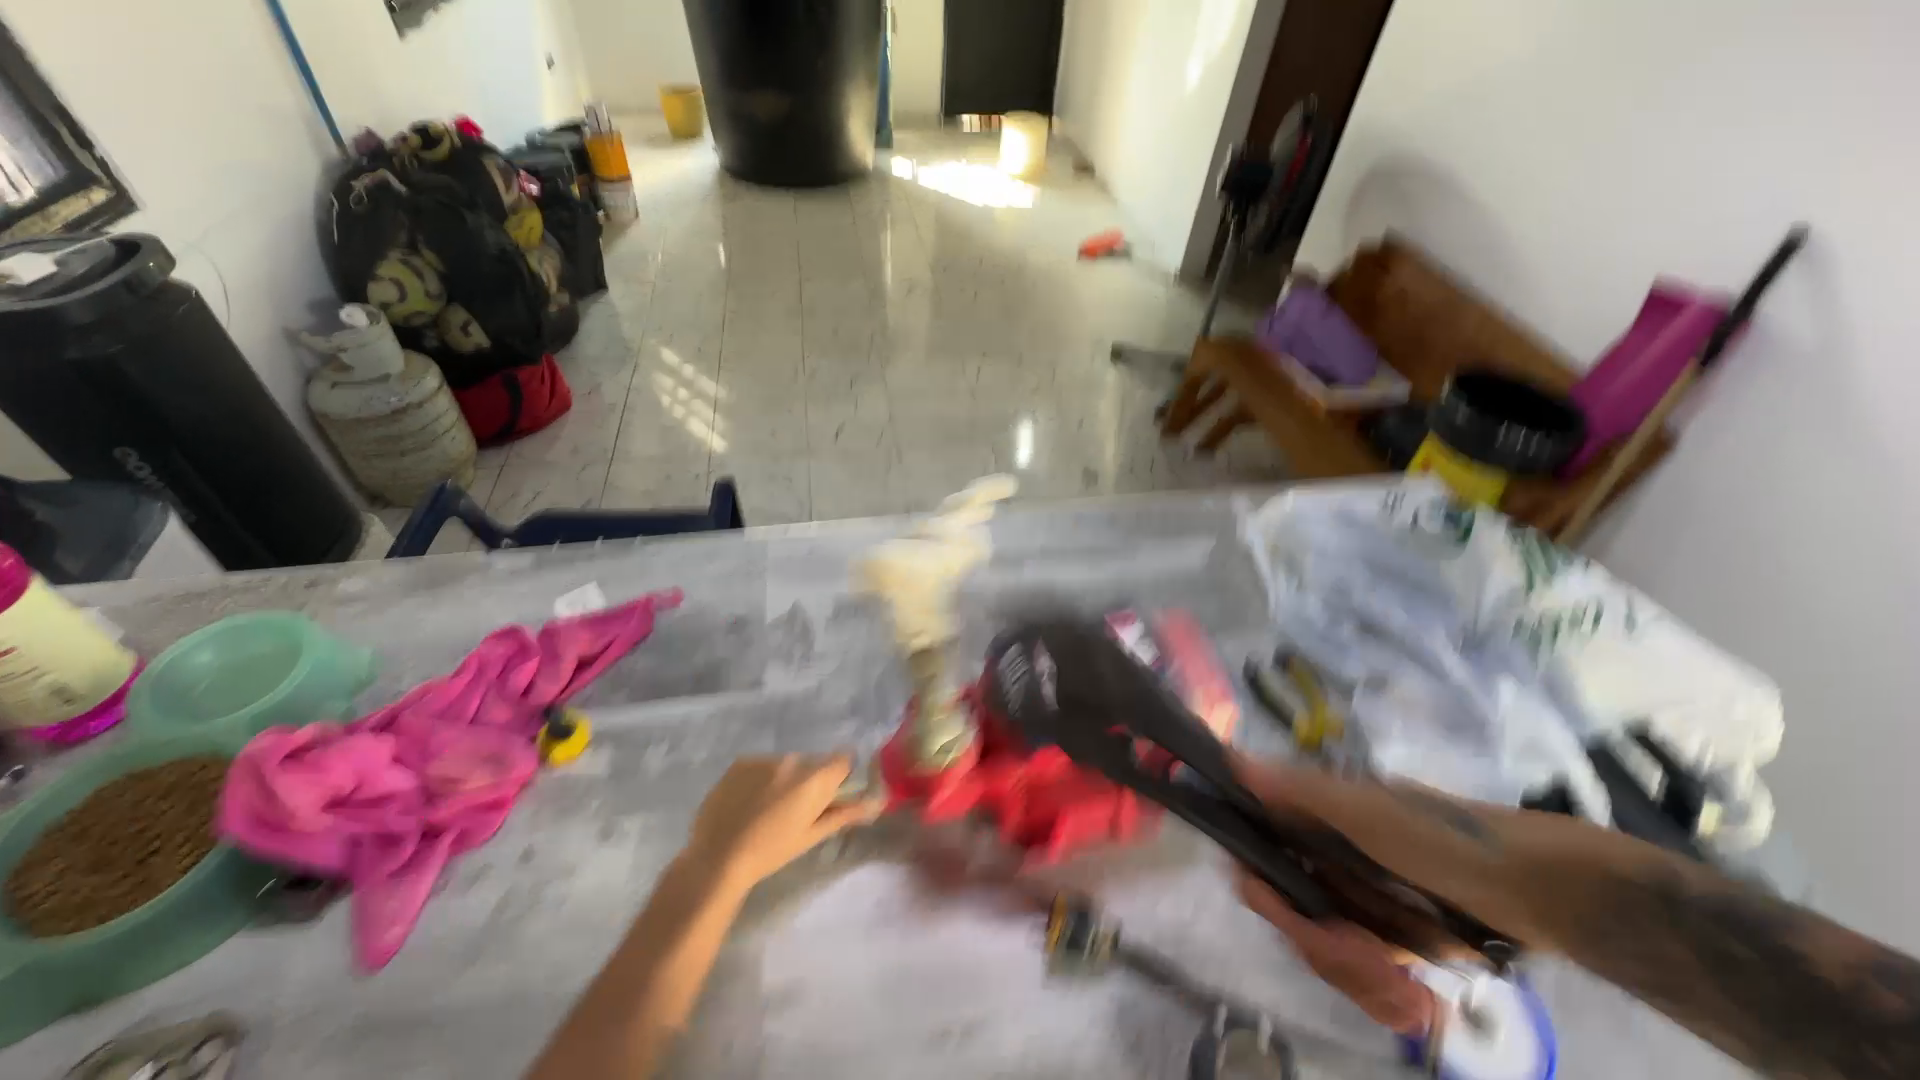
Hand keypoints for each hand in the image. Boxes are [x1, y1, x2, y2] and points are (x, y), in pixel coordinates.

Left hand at [684, 755, 885, 888]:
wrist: (718, 857)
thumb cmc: (771, 851)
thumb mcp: (811, 835)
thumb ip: (845, 813)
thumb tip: (877, 802)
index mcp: (814, 779)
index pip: (844, 758)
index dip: (841, 775)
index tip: (831, 796)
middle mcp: (792, 760)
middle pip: (813, 762)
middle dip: (810, 780)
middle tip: (796, 810)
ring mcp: (764, 759)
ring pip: (786, 763)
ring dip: (785, 778)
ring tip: (767, 808)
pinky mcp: (741, 762)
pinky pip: (762, 765)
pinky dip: (761, 778)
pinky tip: (748, 802)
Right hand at [1227, 753, 1543, 1032]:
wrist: (1543, 890)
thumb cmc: (1448, 841)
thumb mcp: (1373, 813)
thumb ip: (1301, 793)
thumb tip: (1232, 761)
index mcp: (1317, 823)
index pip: (1261, 860)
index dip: (1266, 893)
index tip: (1293, 919)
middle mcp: (1331, 860)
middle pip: (1294, 917)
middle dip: (1328, 949)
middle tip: (1371, 963)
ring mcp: (1363, 902)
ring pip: (1327, 950)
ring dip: (1361, 976)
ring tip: (1408, 997)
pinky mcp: (1392, 938)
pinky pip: (1362, 970)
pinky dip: (1382, 990)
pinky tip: (1414, 1003)